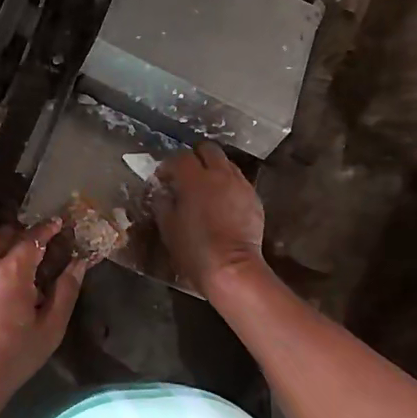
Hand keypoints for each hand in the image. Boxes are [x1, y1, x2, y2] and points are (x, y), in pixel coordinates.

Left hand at [0, 219, 86, 394]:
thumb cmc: (14, 356)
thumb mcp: (51, 327)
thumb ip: (66, 289)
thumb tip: (79, 263)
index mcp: (10, 270)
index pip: (33, 236)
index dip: (50, 227)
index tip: (64, 222)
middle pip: (9, 232)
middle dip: (30, 231)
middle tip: (52, 241)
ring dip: (16, 243)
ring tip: (39, 259)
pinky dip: (5, 256)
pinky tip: (22, 277)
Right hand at [152, 143, 267, 294]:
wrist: (231, 268)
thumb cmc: (194, 249)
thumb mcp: (168, 227)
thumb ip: (163, 202)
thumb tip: (162, 191)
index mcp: (194, 179)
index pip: (180, 157)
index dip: (169, 165)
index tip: (163, 178)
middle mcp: (219, 174)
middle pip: (208, 149)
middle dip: (196, 157)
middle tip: (187, 174)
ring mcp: (240, 185)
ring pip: (227, 163)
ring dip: (214, 169)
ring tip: (206, 187)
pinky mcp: (254, 198)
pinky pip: (239, 181)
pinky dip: (228, 185)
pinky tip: (222, 202)